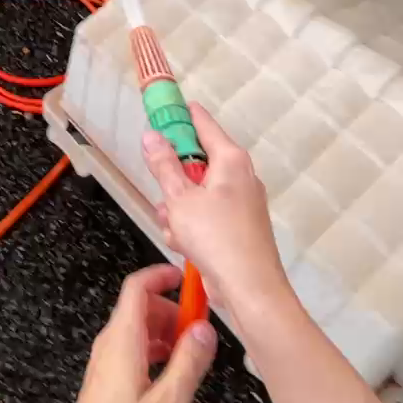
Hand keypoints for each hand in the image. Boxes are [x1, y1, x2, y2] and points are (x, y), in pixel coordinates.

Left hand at [56, 264, 217, 402]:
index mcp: (122, 339)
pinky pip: (133, 349)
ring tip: (191, 356)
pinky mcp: (107, 379)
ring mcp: (106, 361)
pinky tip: (172, 375)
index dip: (161, 274)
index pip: (137, 286)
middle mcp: (110, 343)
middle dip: (172, 310)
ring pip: (138, 329)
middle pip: (141, 306)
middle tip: (200, 329)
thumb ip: (189, 363)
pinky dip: (155, 351)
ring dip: (166, 333)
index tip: (186, 277)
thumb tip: (205, 330)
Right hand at [143, 101, 290, 309]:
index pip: (201, 121)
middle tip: (160, 187)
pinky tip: (182, 243)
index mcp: (230, 159)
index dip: (177, 115)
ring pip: (198, 190)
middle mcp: (241, 175)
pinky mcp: (240, 226)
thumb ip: (164, 165)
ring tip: (170, 224)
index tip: (156, 112)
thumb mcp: (180, 198)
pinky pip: (207, 213)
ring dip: (178, 206)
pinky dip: (191, 224)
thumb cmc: (215, 236)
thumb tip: (152, 134)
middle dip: (172, 176)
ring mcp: (242, 202)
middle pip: (197, 159)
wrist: (251, 290)